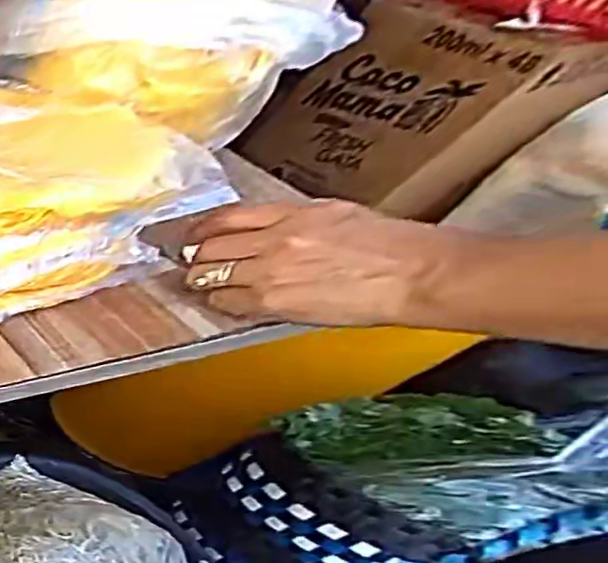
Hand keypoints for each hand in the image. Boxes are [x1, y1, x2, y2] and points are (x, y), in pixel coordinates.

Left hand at [182, 200, 454, 326]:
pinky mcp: (268, 300)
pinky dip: (220, 302)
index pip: (228, 217)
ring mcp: (269, 271)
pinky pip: (223, 302)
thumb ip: (293, 222)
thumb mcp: (339, 217)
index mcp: (298, 213)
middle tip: (195, 264)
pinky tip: (232, 300)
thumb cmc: (390, 247)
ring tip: (210, 284)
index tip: (191, 237)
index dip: (200, 230)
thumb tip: (254, 234)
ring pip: (208, 277)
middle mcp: (278, 239)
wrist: (417, 274)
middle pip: (208, 249)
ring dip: (203, 282)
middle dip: (196, 258)